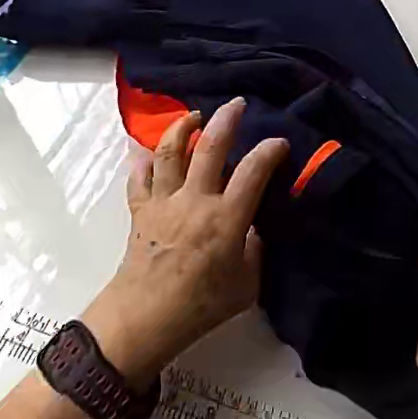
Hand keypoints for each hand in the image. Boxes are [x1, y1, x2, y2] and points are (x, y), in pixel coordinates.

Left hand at [82, 99, 288, 382]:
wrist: (147, 314)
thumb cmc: (201, 305)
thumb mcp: (246, 286)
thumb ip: (253, 251)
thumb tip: (250, 229)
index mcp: (226, 218)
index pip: (253, 172)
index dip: (269, 151)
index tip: (278, 141)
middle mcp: (195, 200)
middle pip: (210, 148)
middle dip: (226, 120)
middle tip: (235, 104)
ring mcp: (164, 201)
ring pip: (170, 153)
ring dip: (182, 129)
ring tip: (193, 116)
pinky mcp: (140, 210)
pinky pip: (139, 178)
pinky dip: (141, 162)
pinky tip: (144, 152)